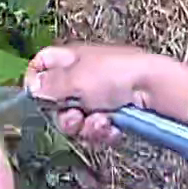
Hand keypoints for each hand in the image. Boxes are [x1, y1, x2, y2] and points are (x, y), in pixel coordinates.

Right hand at [23, 44, 187, 145]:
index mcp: (70, 59)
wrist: (156, 90)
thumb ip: (50, 85)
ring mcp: (97, 96)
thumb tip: (31, 87)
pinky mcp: (112, 114)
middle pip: (56, 100)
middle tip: (75, 116)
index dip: (35, 80)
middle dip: (64, 114)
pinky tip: (112, 126)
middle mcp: (80, 76)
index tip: (36, 98)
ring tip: (100, 121)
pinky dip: (102, 130)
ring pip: (76, 119)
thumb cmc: (115, 75)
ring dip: (85, 126)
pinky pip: (95, 128)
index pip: (41, 64)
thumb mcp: (76, 79)